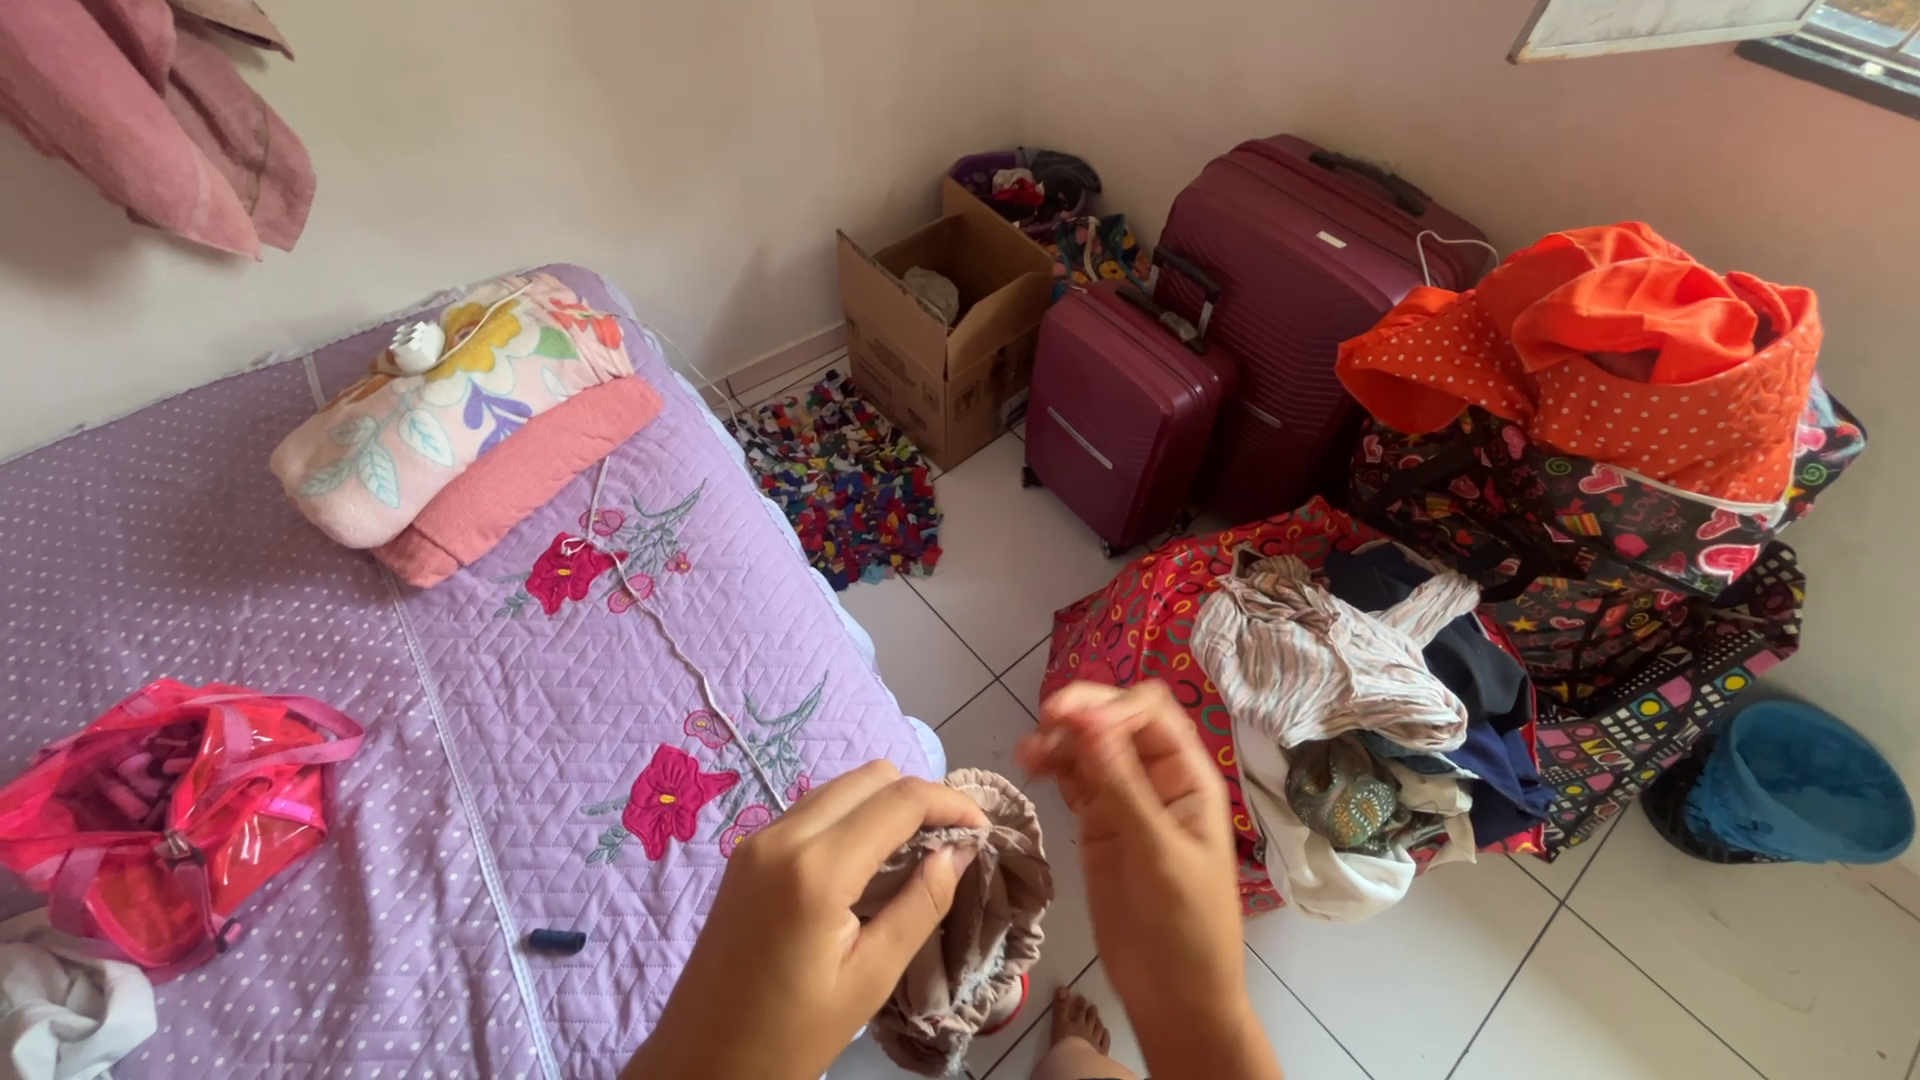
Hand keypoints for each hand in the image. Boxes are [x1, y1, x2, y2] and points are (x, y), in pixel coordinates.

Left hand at [623, 760, 986, 1079]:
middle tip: (950, 841)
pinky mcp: (748, 848)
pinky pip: (816, 806)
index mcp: (816, 868)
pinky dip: (854, 813)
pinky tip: (868, 857)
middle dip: (920, 797)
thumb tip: (960, 850)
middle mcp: (784, 834)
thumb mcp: (869, 979)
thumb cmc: (790, 1036)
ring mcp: (760, 836)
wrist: (697, 1063)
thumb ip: (921, 904)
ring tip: (916, 849)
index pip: (900, 800)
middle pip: (872, 776)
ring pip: (843, 785)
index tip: (983, 828)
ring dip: (886, 802)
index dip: (951, 803)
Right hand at [1018, 681, 1281, 1079]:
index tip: (1076, 724)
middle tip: (1045, 721)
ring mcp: (1123, 798)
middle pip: (1115, 721)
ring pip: (1088, 746)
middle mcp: (1155, 777)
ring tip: (1028, 750)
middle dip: (1082, 713)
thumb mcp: (1159, 853)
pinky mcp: (1096, 821)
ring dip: (1059, 738)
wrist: (1174, 997)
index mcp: (1187, 776)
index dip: (1113, 707)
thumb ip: (1123, 786)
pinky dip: (1052, 766)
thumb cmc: (1186, 926)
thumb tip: (1090, 722)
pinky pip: (1072, 779)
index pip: (1151, 714)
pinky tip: (1031, 764)